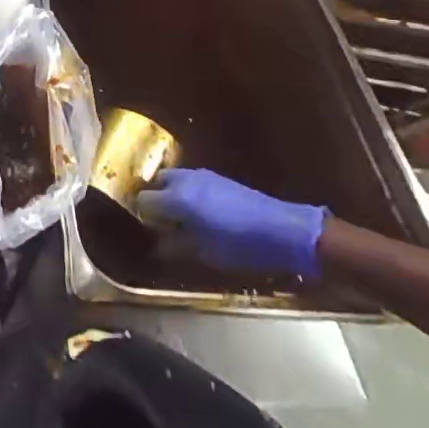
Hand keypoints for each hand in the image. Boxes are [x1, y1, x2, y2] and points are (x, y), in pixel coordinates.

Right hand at [136, 169, 328, 277]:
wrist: (283, 230)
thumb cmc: (240, 246)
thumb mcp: (203, 252)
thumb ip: (175, 244)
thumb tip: (159, 241)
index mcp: (178, 198)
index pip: (144, 200)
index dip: (145, 217)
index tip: (153, 232)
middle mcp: (186, 180)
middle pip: (157, 183)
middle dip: (157, 200)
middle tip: (166, 223)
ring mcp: (204, 175)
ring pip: (176, 179)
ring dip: (173, 194)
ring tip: (184, 218)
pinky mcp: (220, 178)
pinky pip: (193, 181)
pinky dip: (189, 192)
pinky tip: (203, 213)